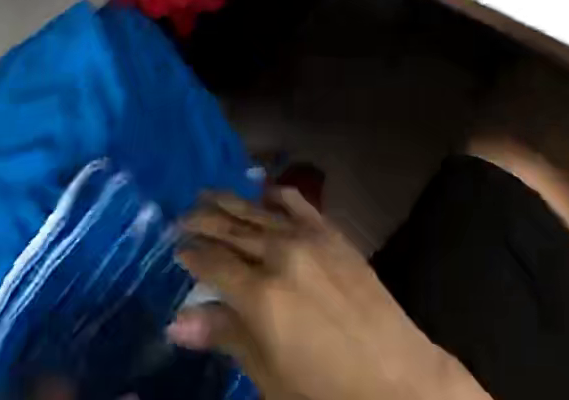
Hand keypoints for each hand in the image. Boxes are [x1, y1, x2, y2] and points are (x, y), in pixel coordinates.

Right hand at [171, 187, 487, 399]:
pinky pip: (298, 205)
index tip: (176, 247)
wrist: (392, 373)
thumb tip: (177, 320)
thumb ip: (225, 336)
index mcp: (260, 294)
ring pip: (260, 213)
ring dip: (232, 203)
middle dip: (205, 222)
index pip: (215, 264)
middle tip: (182, 214)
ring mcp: (309, 239)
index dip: (193, 255)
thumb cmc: (322, 387)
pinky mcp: (332, 233)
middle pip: (233, 231)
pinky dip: (278, 195)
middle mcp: (280, 256)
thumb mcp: (268, 372)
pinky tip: (264, 189)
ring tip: (208, 193)